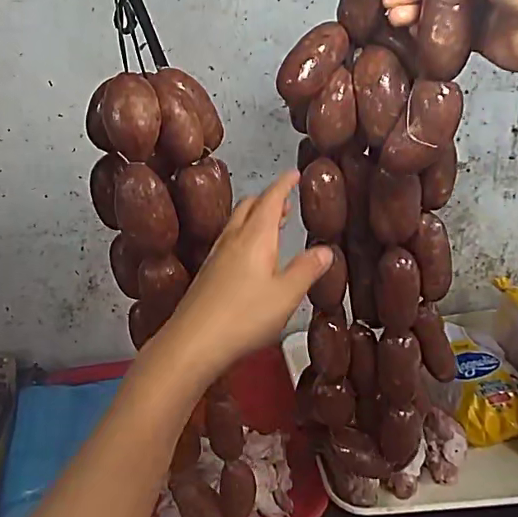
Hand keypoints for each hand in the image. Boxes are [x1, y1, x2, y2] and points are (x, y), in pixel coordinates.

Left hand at [150, 170, 331, 381]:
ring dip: (256, 217)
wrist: (192, 342)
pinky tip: (250, 256)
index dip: (284, 184)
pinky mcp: (207, 274)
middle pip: (250, 206)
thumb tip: (325, 250)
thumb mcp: (286, 295)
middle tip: (286, 201)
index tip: (294, 174)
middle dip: (269, 199)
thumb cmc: (243, 317)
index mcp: (255, 237)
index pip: (271, 199)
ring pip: (237, 224)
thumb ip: (307, 270)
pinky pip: (229, 241)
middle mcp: (233, 240)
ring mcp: (216, 256)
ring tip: (273, 223)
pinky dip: (245, 235)